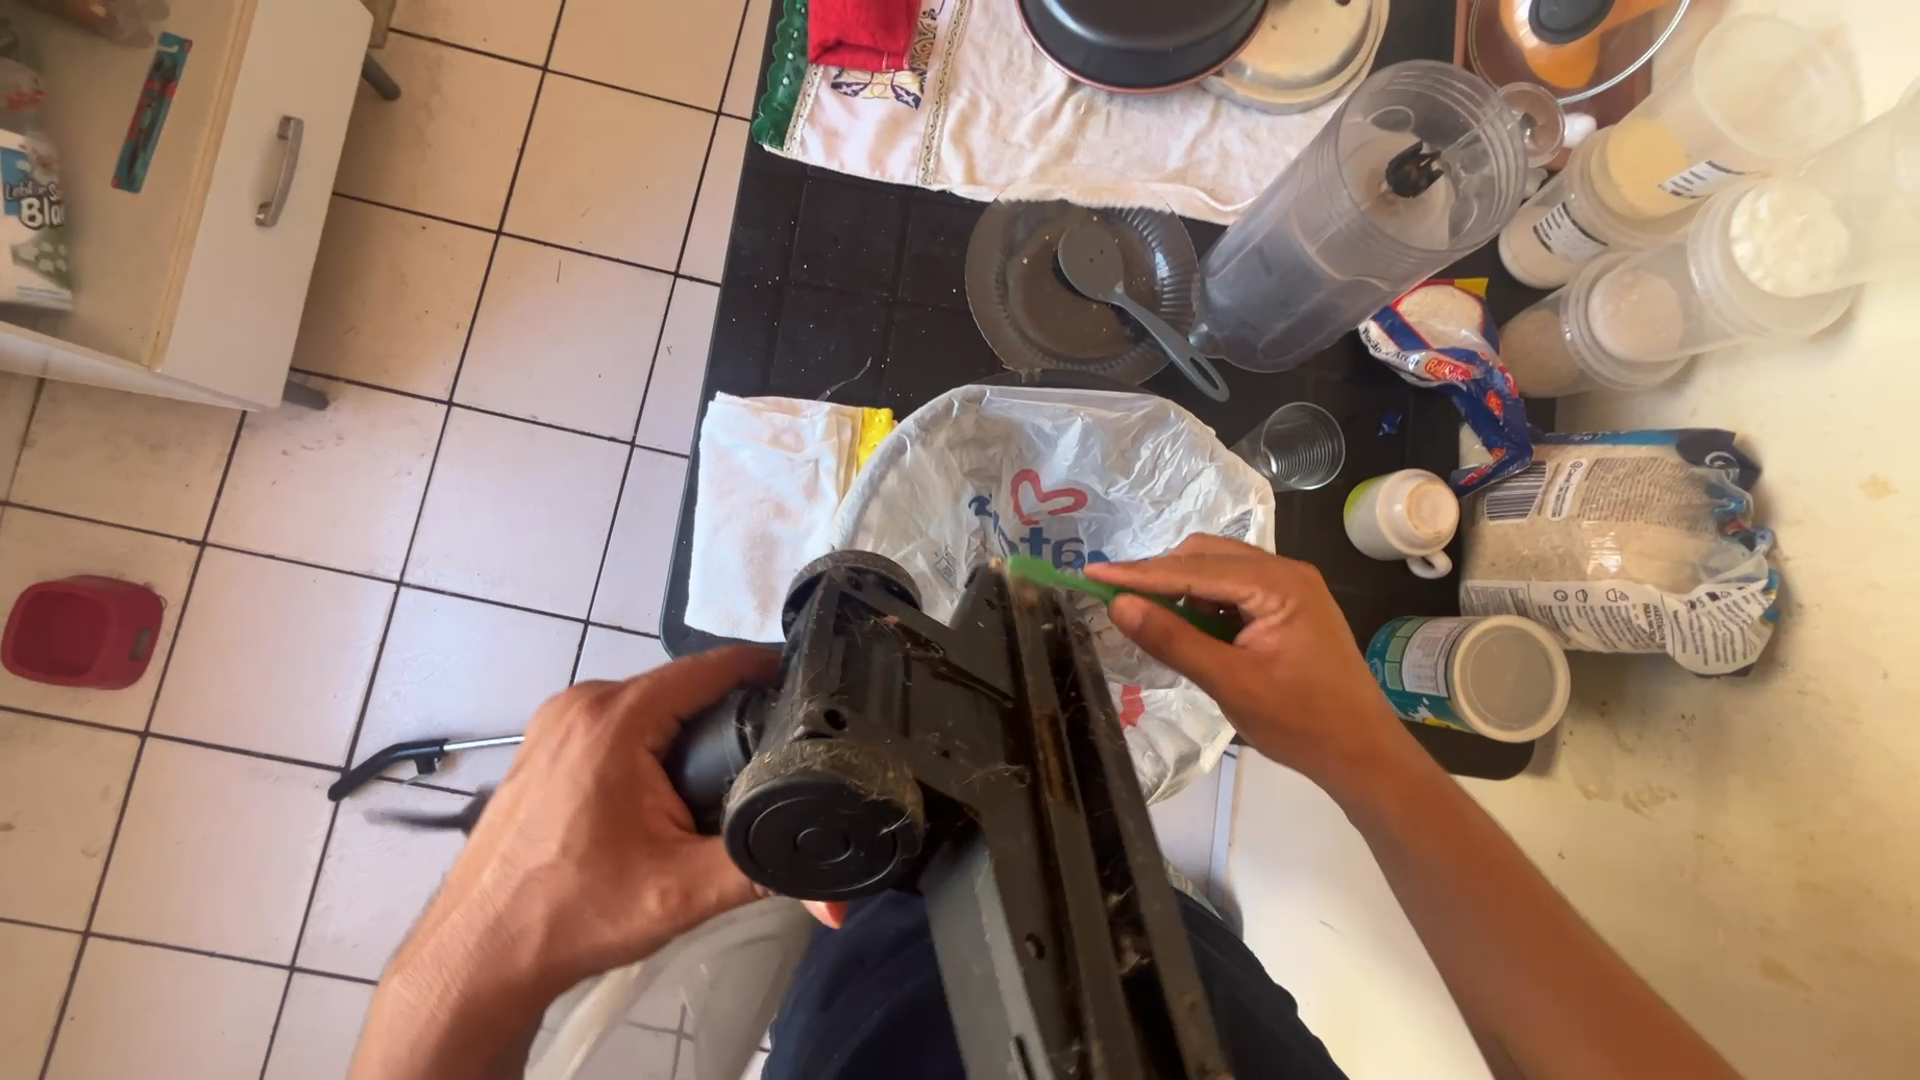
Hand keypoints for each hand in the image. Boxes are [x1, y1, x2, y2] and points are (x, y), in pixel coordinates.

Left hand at [386, 647, 780, 998]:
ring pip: (654, 702)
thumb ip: (762, 875)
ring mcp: (558, 719)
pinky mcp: (547, 741)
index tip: (809, 686)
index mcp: (615, 719)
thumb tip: (836, 897)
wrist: (476, 957)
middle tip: (778, 745)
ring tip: (734, 767)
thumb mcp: (682, 894)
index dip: (764, 669)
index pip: (711, 667)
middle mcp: (583, 703)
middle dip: (734, 708)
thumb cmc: (574, 914)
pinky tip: (676, 781)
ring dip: (695, 725)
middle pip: (683, 685)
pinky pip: (623, 719)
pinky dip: (657, 737)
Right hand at [1086, 535, 1408, 786]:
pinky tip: (1183, 623)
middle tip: (1113, 594)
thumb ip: (1172, 639)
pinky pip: (1231, 588)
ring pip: (1216, 569)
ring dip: (1178, 586)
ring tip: (1141, 610)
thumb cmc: (1301, 722)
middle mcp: (1284, 572)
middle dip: (1157, 574)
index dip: (1138, 572)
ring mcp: (1288, 587)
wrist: (1362, 754)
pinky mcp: (1286, 606)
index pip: (1192, 569)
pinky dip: (1200, 600)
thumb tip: (1118, 604)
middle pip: (1205, 556)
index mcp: (1277, 584)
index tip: (1092, 572)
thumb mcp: (1229, 682)